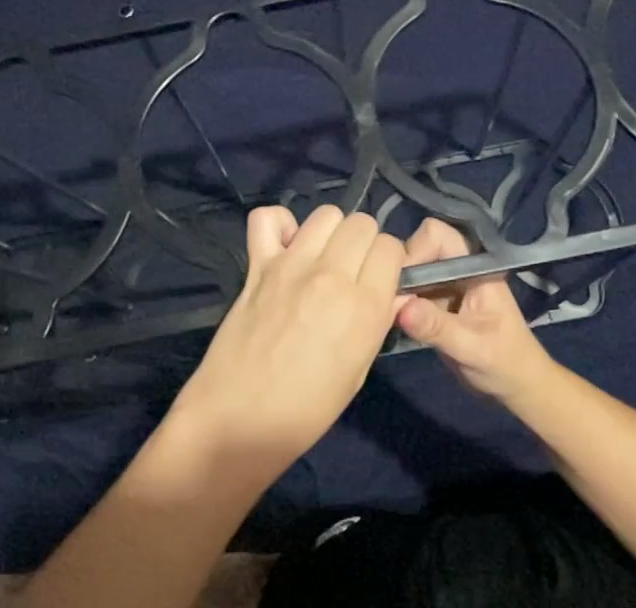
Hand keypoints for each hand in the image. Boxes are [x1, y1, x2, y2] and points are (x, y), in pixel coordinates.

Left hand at [167, 205, 405, 475]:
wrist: (240, 420)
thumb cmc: (307, 409)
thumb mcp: (359, 371)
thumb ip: (378, 321)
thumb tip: (395, 292)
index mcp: (364, 305)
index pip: (391, 247)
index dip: (389, 261)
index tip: (380, 280)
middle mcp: (332, 275)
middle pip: (362, 223)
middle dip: (365, 243)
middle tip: (352, 272)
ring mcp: (291, 265)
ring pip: (327, 214)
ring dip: (331, 233)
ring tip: (322, 260)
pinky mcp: (257, 265)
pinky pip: (268, 219)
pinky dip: (280, 225)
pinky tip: (285, 248)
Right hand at [396, 218, 555, 404]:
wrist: (516, 385)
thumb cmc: (505, 362)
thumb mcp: (472, 347)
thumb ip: (437, 327)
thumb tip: (402, 308)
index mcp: (474, 268)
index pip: (438, 235)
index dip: (417, 250)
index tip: (403, 282)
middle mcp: (457, 270)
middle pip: (418, 248)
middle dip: (401, 270)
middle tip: (391, 301)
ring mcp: (445, 286)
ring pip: (411, 270)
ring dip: (397, 288)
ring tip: (390, 313)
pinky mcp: (435, 303)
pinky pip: (410, 291)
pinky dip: (399, 303)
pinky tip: (394, 320)